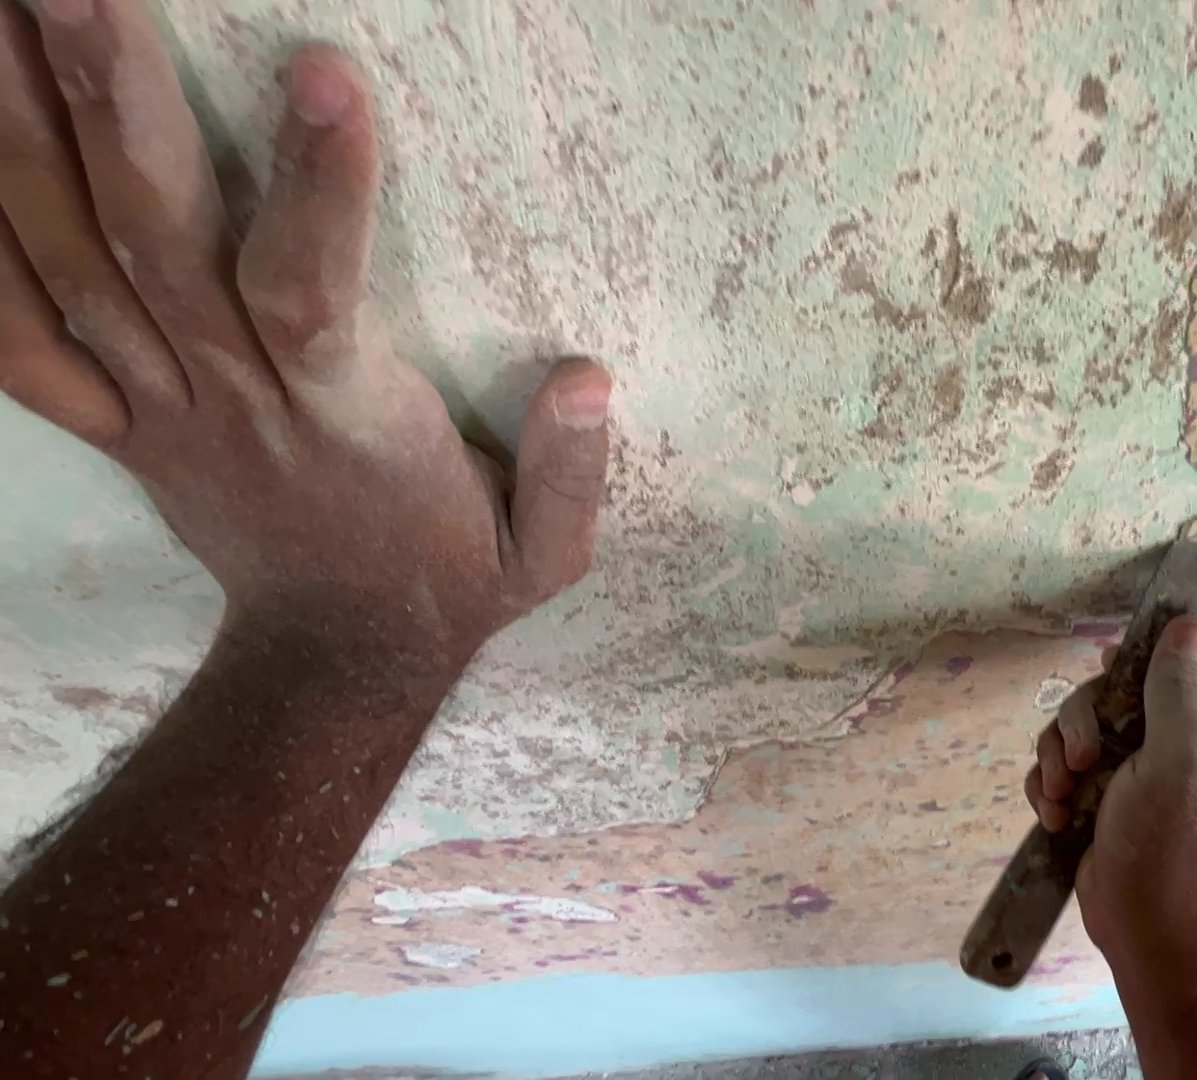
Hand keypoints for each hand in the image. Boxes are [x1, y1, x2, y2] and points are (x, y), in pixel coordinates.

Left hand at [0, 2, 610, 667]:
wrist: (344, 654)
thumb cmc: (459, 584)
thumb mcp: (552, 553)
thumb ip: (574, 472)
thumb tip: (592, 380)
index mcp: (355, 430)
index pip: (314, 297)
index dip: (318, 190)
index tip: (328, 76)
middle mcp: (242, 408)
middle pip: (157, 248)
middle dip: (113, 107)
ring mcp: (166, 413)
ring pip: (66, 264)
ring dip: (20, 134)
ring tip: (2, 11)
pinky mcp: (126, 424)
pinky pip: (11, 330)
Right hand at [1026, 615, 1196, 976]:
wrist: (1148, 941)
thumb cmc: (1175, 849)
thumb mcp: (1179, 759)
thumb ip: (1178, 688)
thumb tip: (1193, 621)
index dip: (1158, 646)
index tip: (1115, 657)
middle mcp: (1183, 740)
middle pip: (1123, 686)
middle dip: (1086, 717)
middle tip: (1082, 758)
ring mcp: (1140, 769)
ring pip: (1084, 723)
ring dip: (1061, 754)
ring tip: (1064, 796)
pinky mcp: (1104, 795)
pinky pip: (1066, 763)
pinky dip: (1054, 785)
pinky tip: (1057, 816)